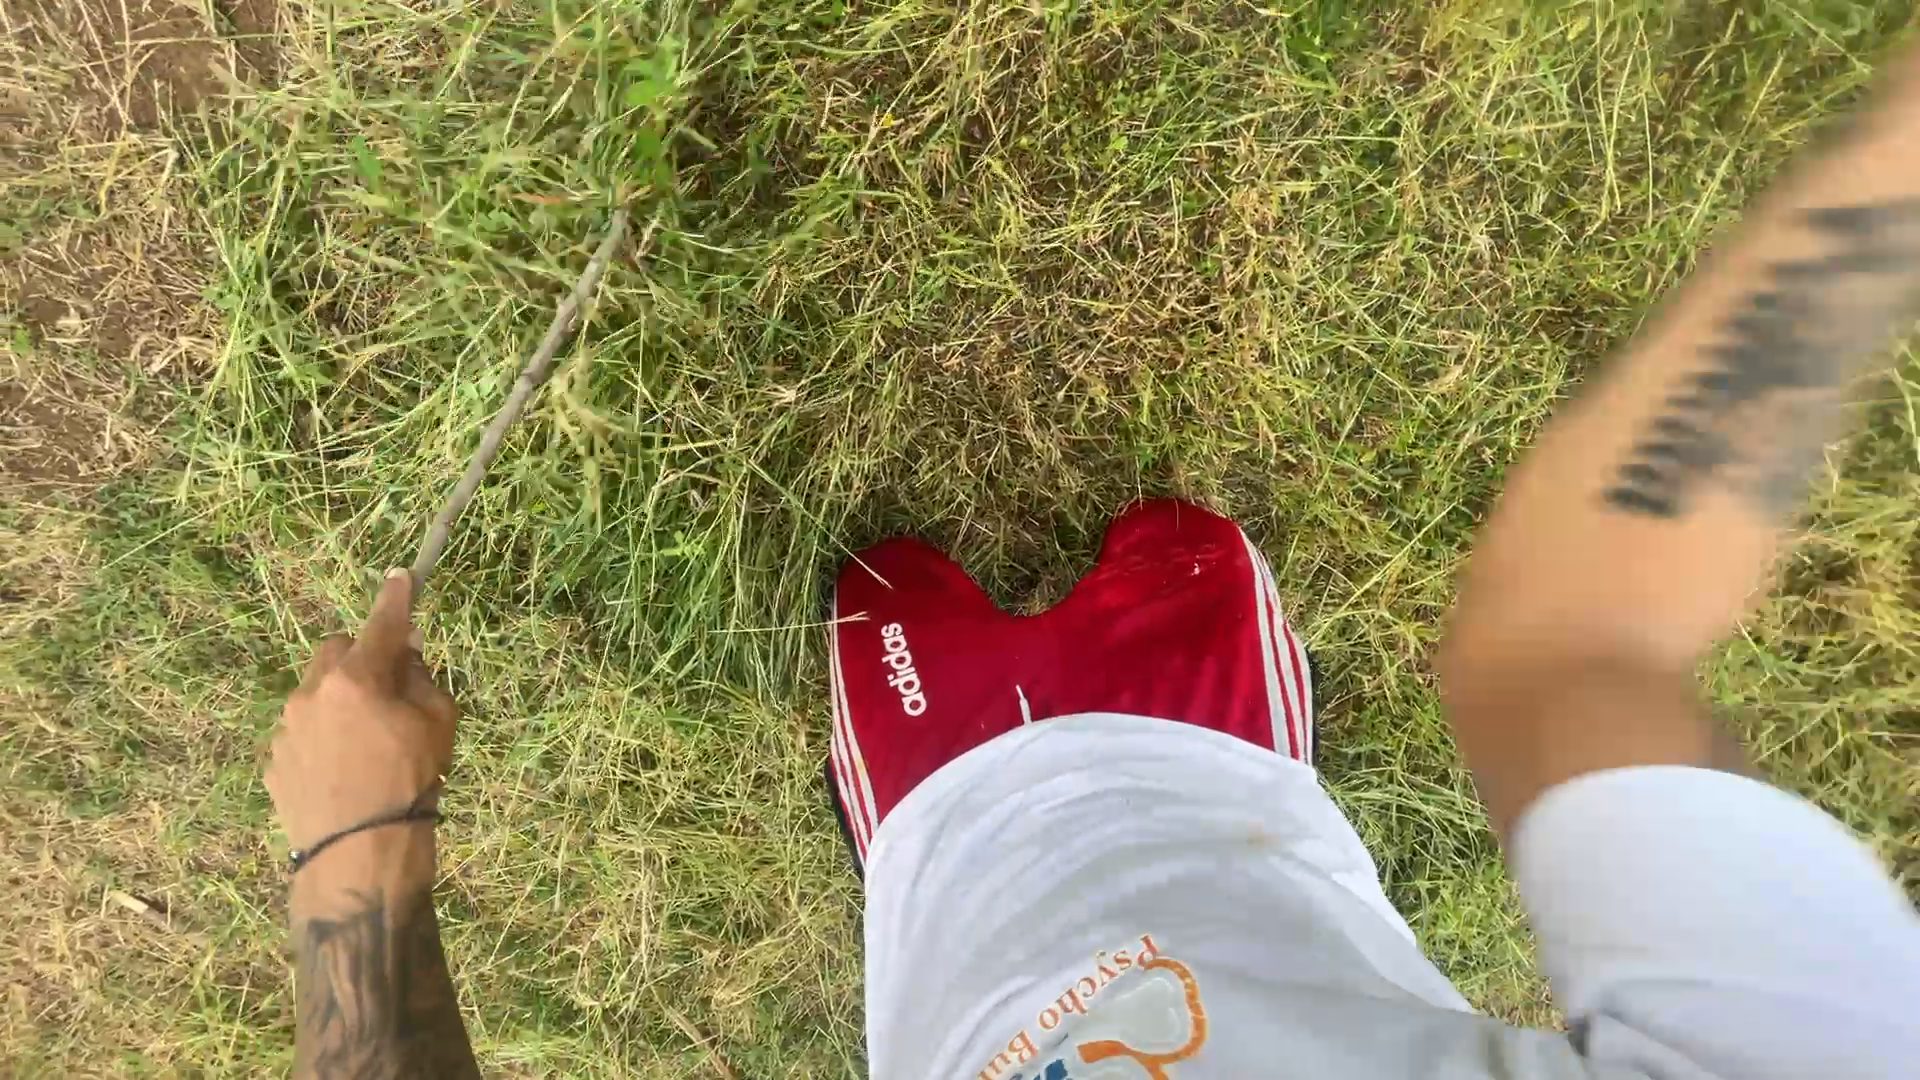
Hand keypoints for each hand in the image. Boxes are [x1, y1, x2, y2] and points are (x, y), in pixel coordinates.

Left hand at [267, 569, 456, 851]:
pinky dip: (326, 729)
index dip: (396, 597)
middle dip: (362, 655)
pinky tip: (349, 761)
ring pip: (317, 690)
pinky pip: (304, 726)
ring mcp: (286, 727)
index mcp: (357, 679)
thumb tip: (404, 652)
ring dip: (343, 696)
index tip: (402, 575)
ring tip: (371, 734)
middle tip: (391, 681)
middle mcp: (312, 693)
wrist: (361, 845)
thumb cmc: (413, 773)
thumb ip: (420, 677)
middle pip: (335, 650)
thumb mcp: (440, 717)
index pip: (381, 624)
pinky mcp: (274, 757)